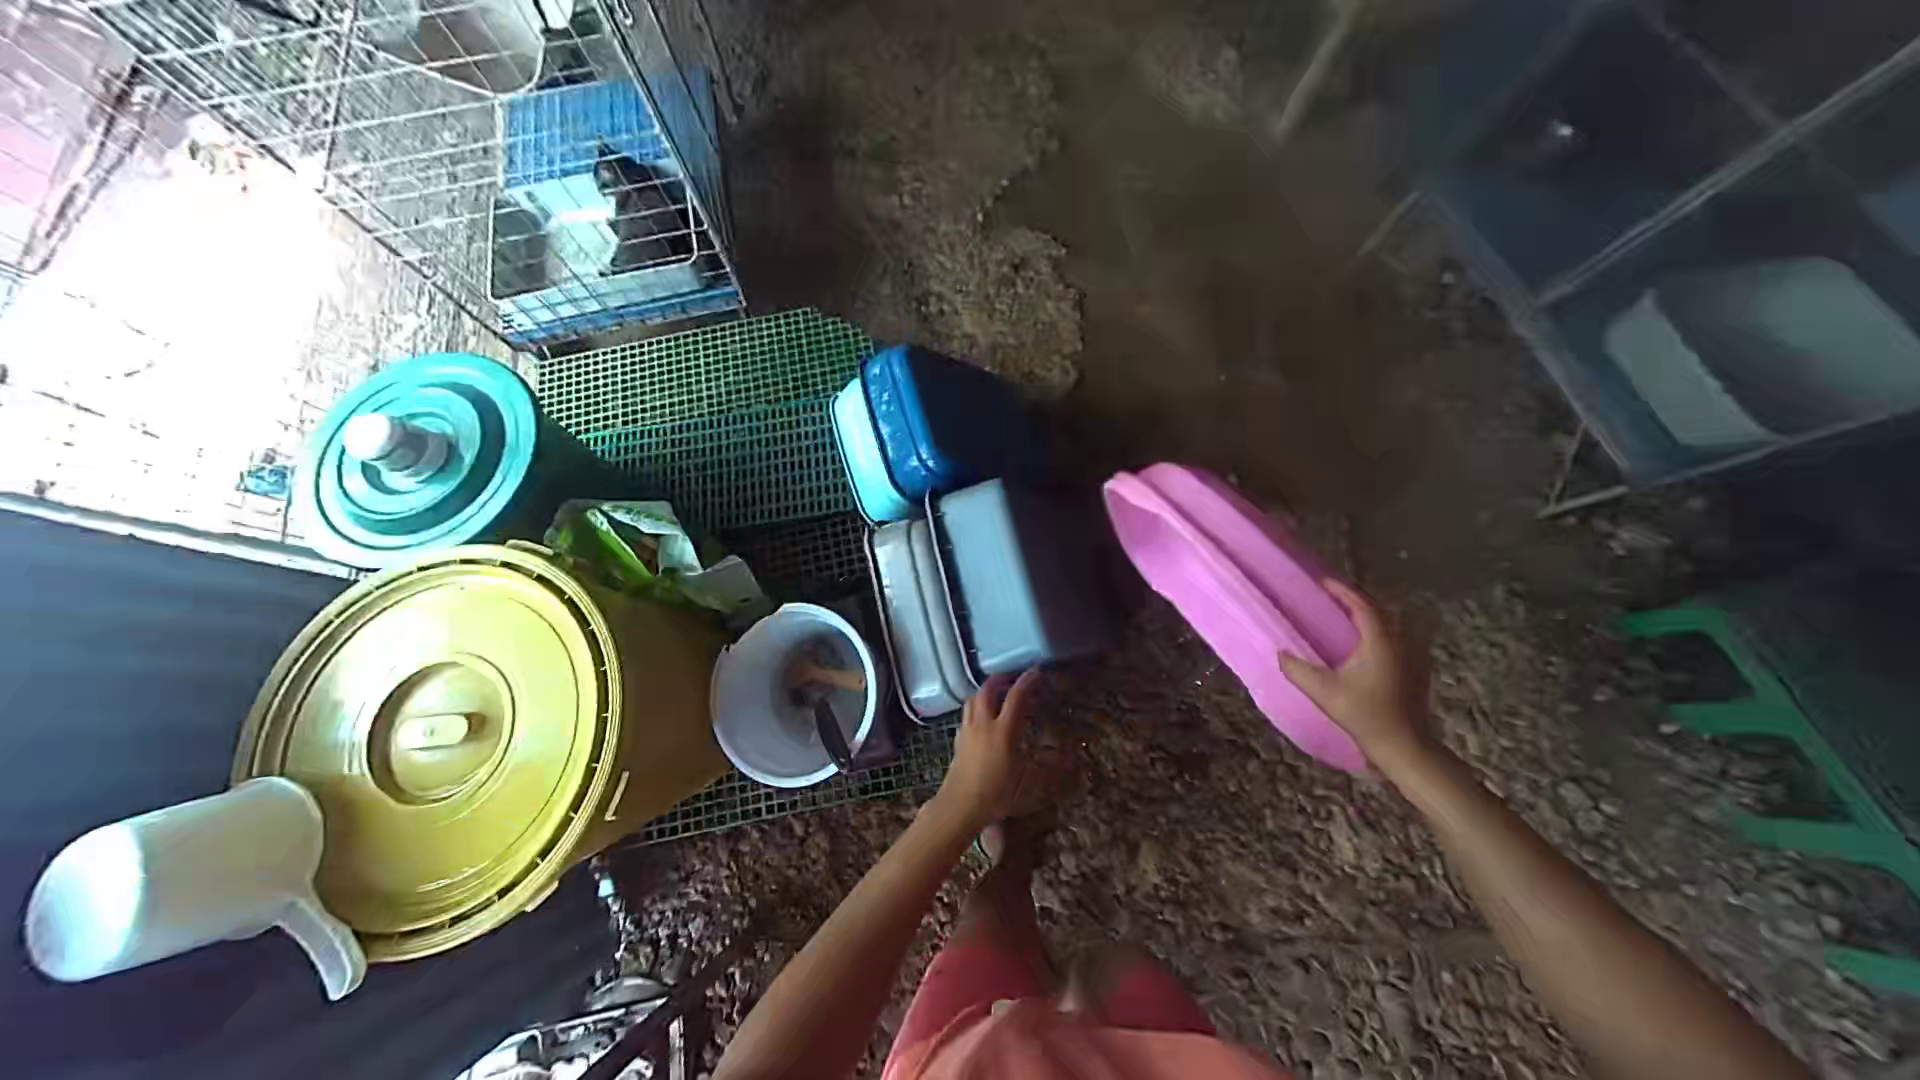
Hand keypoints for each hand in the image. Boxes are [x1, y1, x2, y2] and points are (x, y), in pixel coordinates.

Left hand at [935, 669, 1041, 829]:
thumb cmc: (996, 795)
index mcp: (1003, 731)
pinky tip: (982, 717)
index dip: (1027, 681)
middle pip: (988, 689)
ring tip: (997, 693)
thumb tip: (1065, 757)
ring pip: (973, 698)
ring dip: (985, 690)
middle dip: (1000, 679)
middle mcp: (983, 724)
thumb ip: (1047, 768)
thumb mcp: (1027, 783)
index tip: (1036, 672)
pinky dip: (976, 706)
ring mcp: (967, 730)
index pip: (1016, 697)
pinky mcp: (958, 739)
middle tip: (1012, 678)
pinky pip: (967, 713)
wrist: (960, 806)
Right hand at [1278, 580, 1428, 766]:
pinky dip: (1381, 631)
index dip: (1342, 591)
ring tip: (1347, 616)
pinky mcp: (1418, 670)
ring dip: (1370, 615)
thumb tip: (1279, 652)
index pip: (1363, 605)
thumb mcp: (1323, 692)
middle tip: (1331, 597)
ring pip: (1392, 624)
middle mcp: (1401, 643)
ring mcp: (1414, 656)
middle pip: (1380, 610)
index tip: (1322, 582)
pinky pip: (1398, 638)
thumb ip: (1297, 669)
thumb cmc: (1364, 715)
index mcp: (1380, 642)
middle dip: (1356, 599)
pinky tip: (1367, 643)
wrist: (1403, 745)